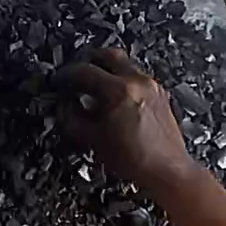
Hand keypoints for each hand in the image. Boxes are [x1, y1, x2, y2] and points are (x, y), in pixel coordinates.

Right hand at [55, 48, 199, 196]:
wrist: (166, 170)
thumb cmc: (133, 158)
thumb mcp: (91, 139)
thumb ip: (72, 117)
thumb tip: (65, 106)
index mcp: (118, 91)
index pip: (84, 71)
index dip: (66, 74)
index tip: (58, 80)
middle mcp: (138, 83)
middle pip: (109, 55)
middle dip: (89, 59)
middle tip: (76, 71)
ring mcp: (152, 87)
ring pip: (124, 66)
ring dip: (106, 71)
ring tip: (92, 87)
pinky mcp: (160, 95)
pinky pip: (136, 78)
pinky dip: (120, 82)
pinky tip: (112, 99)